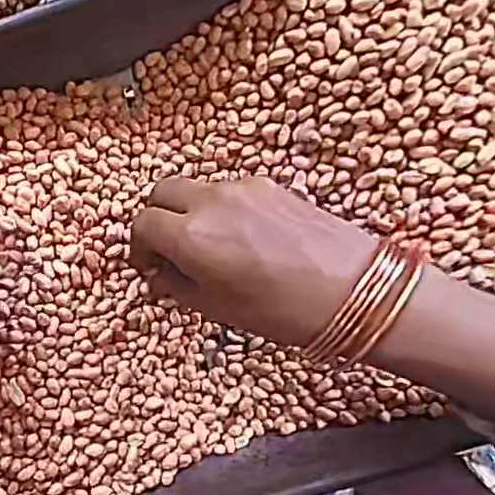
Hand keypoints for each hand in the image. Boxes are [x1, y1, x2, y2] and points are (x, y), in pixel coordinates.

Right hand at [129, 176, 375, 346]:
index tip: (148, 265)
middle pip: (162, 192)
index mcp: (191, 236)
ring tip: (208, 246)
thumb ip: (176, 284)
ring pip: (196, 189)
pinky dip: (219, 208)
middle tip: (168, 248)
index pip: (142, 224)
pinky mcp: (271, 184)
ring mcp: (243, 187)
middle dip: (157, 218)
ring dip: (188, 212)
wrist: (355, 290)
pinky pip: (228, 190)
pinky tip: (240, 237)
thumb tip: (158, 273)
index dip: (138, 246)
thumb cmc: (283, 310)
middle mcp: (211, 201)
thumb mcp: (216, 308)